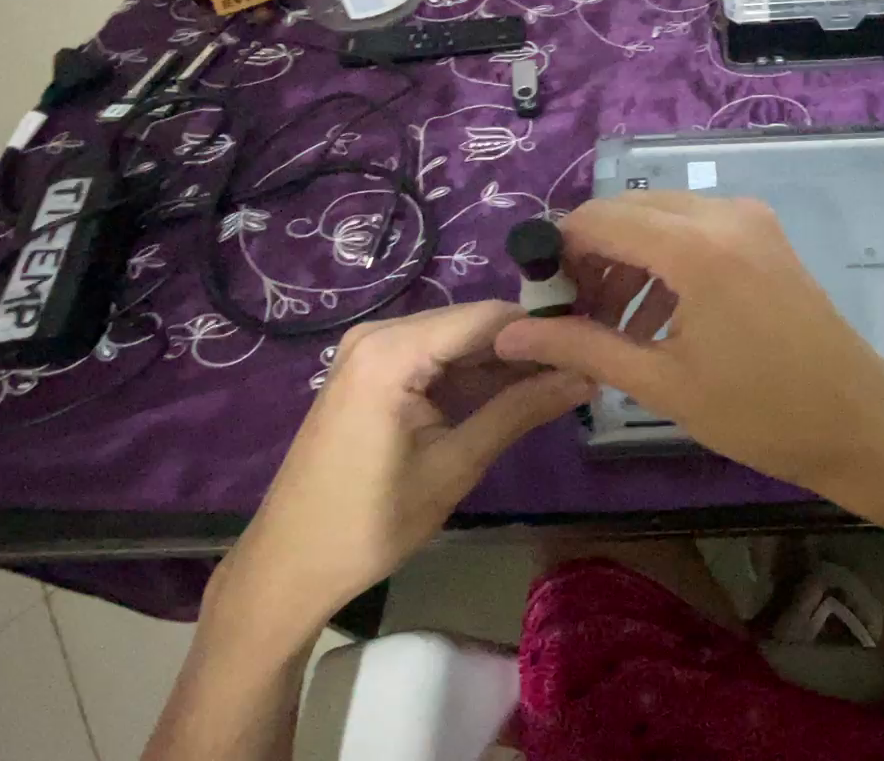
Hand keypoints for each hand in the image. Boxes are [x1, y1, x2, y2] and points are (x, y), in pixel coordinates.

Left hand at [209, 302, 591, 632]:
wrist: (288, 566)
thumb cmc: (370, 523)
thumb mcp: (456, 465)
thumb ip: (521, 410)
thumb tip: (587, 376)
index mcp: (393, 350)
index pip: (491, 317)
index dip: (547, 329)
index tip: (595, 350)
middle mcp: (380, 334)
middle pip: (476, 324)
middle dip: (530, 347)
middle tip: (584, 372)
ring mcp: (371, 350)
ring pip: (460, 340)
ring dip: (506, 364)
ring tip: (561, 386)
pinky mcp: (371, 371)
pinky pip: (436, 358)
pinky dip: (473, 376)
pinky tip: (514, 396)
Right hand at [494, 193, 883, 506]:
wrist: (858, 420)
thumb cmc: (759, 412)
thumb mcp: (660, 384)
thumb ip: (581, 348)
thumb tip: (509, 336)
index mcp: (695, 247)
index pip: (598, 219)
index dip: (559, 253)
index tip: (543, 300)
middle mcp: (722, 214)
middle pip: (628, 210)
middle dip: (593, 256)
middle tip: (576, 316)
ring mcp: (750, 220)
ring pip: (662, 217)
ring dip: (628, 260)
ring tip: (613, 325)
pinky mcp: (765, 235)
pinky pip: (696, 229)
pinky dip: (666, 261)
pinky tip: (659, 317)